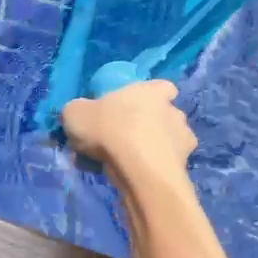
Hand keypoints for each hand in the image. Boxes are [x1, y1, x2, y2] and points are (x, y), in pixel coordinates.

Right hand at [61, 79, 196, 183]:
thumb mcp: (73, 112)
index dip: (146, 95)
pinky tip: (129, 171)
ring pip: (162, 138)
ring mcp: (184, 137)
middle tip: (116, 136)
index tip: (127, 106)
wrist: (136, 166)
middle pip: (160, 114)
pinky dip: (149, 164)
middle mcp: (173, 111)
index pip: (160, 87)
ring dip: (147, 144)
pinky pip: (162, 160)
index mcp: (150, 92)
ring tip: (120, 158)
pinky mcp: (184, 162)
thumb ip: (81, 108)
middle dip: (143, 123)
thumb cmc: (106, 128)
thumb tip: (85, 112)